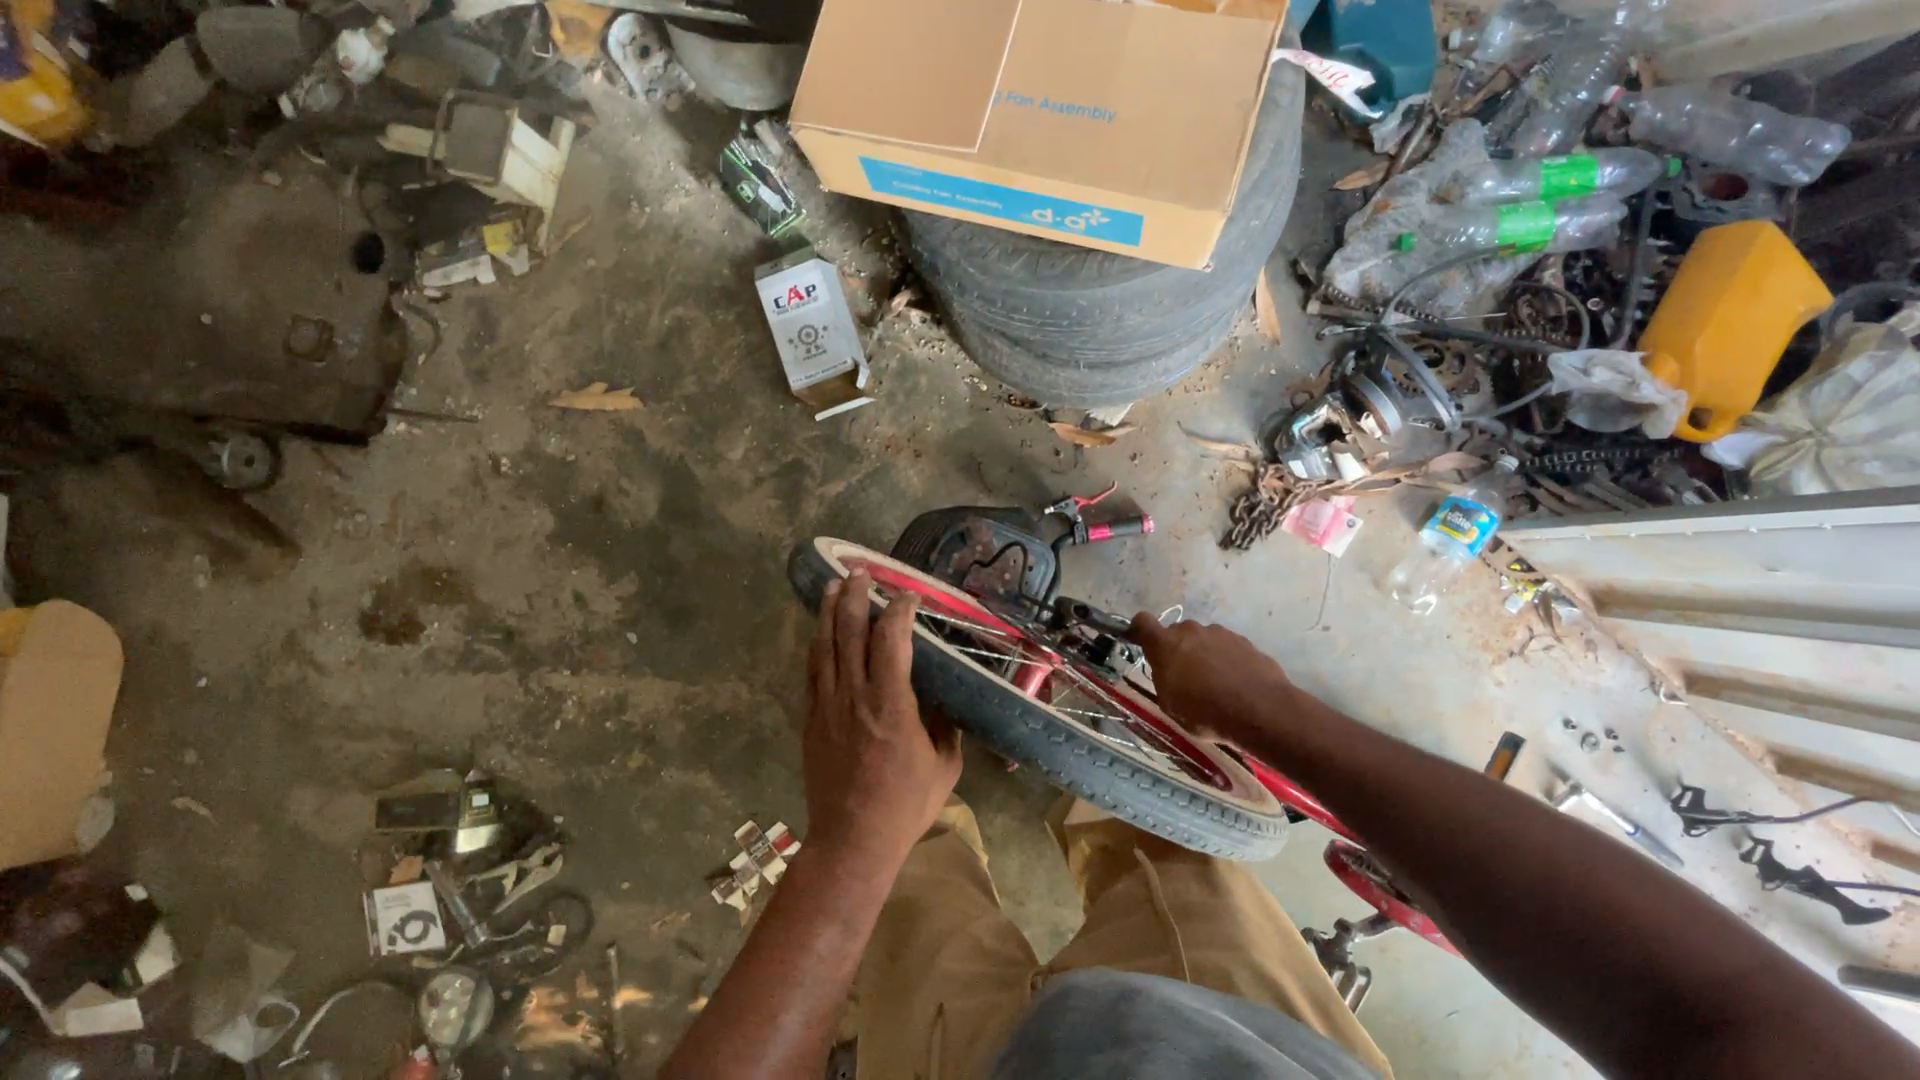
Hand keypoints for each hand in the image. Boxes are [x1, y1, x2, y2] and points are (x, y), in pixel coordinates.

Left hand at [803, 570, 962, 870]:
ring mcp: (828, 705)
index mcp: (892, 703)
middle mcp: (856, 695)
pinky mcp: (811, 719)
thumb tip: (946, 700)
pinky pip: (812, 672)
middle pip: (850, 632)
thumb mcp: (945, 766)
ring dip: (829, 612)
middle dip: (856, 596)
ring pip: (825, 646)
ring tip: (833, 585)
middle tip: (861, 572)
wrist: (852, 839)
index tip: (908, 596)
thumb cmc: (905, 805)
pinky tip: (819, 632)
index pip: (892, 639)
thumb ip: (946, 726)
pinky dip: (816, 646)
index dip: (899, 610)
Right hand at [1129, 614, 1300, 746]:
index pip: (1142, 622)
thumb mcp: (1170, 704)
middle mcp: (1192, 631)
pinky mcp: (1245, 642)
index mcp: (1166, 644)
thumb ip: (1164, 678)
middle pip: (1177, 634)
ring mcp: (1221, 634)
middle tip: (1185, 678)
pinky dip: (1227, 662)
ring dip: (1204, 656)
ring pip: (1204, 640)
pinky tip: (1236, 686)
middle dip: (1178, 650)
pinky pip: (1227, 649)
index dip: (1139, 630)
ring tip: (1216, 686)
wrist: (1260, 710)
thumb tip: (1169, 670)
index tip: (1140, 643)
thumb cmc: (1205, 712)